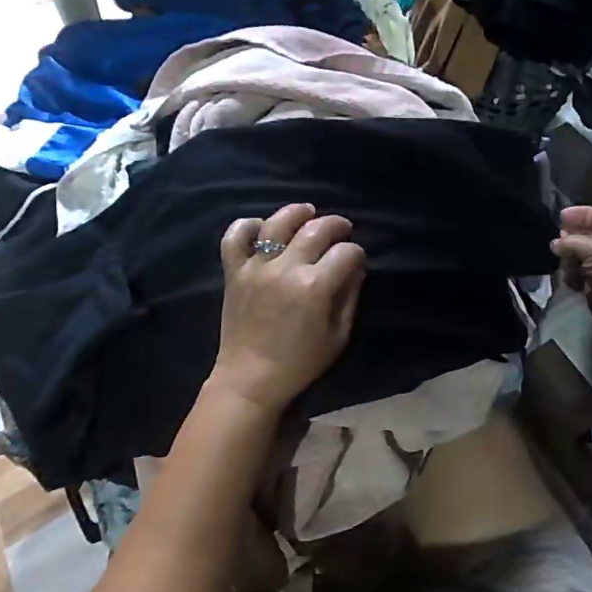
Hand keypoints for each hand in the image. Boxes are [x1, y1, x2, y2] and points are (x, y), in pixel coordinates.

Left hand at [210, 203, 365, 412]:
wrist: (250, 379)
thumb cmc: (300, 362)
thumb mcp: (338, 336)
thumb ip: (349, 298)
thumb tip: (355, 269)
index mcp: (315, 287)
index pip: (346, 252)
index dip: (357, 253)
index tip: (357, 260)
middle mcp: (286, 269)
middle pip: (317, 229)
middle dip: (336, 225)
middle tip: (343, 230)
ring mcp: (256, 267)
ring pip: (278, 223)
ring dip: (297, 212)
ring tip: (307, 212)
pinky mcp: (234, 272)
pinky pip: (235, 237)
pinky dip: (248, 226)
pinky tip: (262, 227)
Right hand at [550, 206, 591, 337]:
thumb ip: (571, 243)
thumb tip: (555, 244)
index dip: (581, 213)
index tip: (560, 217)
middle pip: (586, 236)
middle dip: (571, 239)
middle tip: (557, 244)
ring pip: (579, 256)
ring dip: (569, 260)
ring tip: (565, 266)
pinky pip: (579, 275)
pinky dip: (572, 277)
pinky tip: (572, 282)